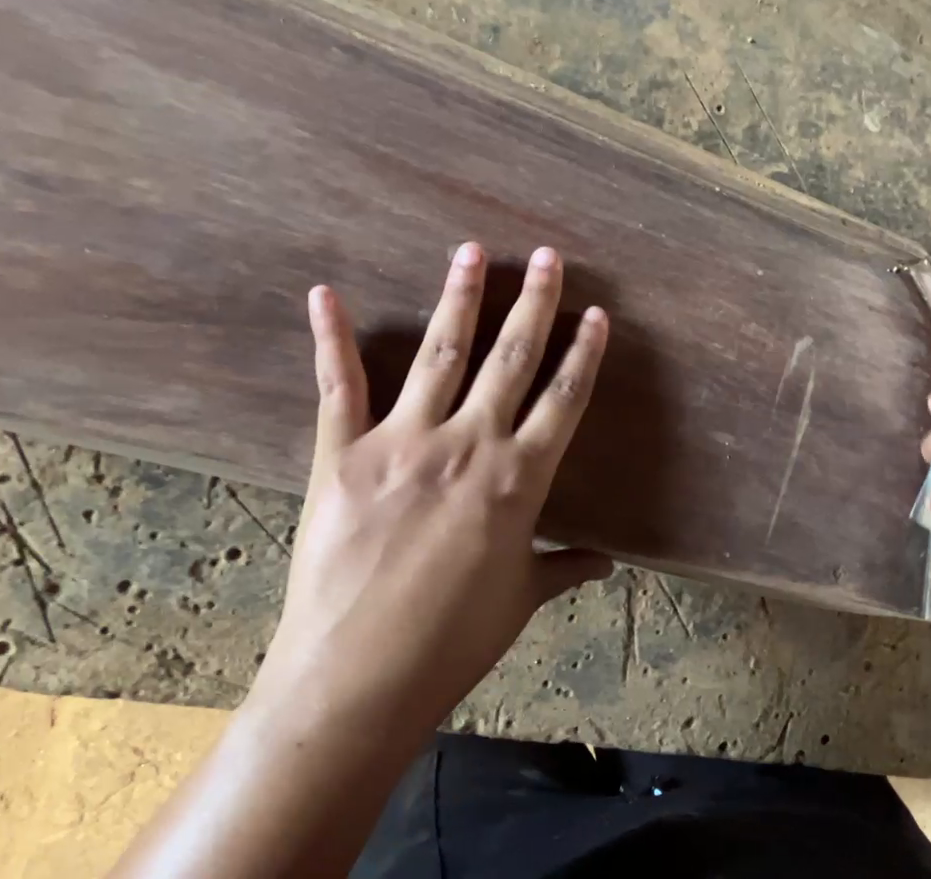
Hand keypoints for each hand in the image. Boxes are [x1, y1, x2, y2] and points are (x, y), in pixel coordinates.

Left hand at [248, 244, 612, 739]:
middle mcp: (469, 446)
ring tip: (473, 252)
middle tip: (548, 258)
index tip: (597, 315)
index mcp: (519, 480)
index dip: (583, 353)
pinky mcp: (343, 456)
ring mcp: (403, 444)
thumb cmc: (454, 642)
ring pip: (441, 355)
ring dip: (460, 300)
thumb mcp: (520, 600)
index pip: (563, 400)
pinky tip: (326, 294)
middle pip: (511, 359)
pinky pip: (340, 387)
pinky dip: (332, 338)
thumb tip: (604, 563)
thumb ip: (563, 568)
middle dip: (534, 304)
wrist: (359, 677)